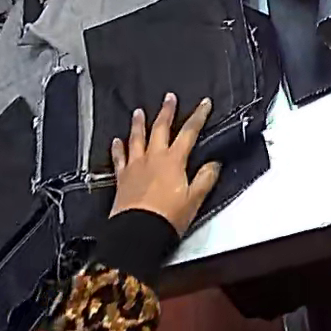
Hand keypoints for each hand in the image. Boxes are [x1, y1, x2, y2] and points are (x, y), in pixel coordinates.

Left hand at [109, 93, 222, 235]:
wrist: (137, 234)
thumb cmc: (168, 217)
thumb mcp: (194, 200)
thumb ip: (205, 179)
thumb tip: (214, 162)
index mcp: (174, 160)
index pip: (189, 132)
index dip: (198, 116)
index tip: (205, 102)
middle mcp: (154, 158)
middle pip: (161, 128)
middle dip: (166, 111)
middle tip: (169, 97)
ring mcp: (135, 166)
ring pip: (137, 139)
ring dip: (139, 124)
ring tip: (138, 111)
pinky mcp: (122, 179)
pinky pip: (119, 159)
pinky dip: (117, 149)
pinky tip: (115, 141)